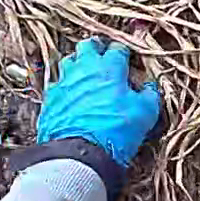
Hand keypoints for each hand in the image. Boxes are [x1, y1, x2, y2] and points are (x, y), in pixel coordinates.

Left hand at [37, 38, 160, 165]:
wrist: (81, 153)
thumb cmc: (117, 129)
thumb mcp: (145, 113)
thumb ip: (149, 95)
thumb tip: (149, 88)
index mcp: (109, 68)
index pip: (117, 50)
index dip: (124, 52)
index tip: (127, 57)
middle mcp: (84, 69)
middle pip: (87, 46)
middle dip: (97, 47)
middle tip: (103, 54)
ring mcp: (64, 83)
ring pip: (68, 62)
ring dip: (78, 64)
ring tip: (86, 74)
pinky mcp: (50, 100)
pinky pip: (57, 86)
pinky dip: (66, 88)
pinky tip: (72, 97)